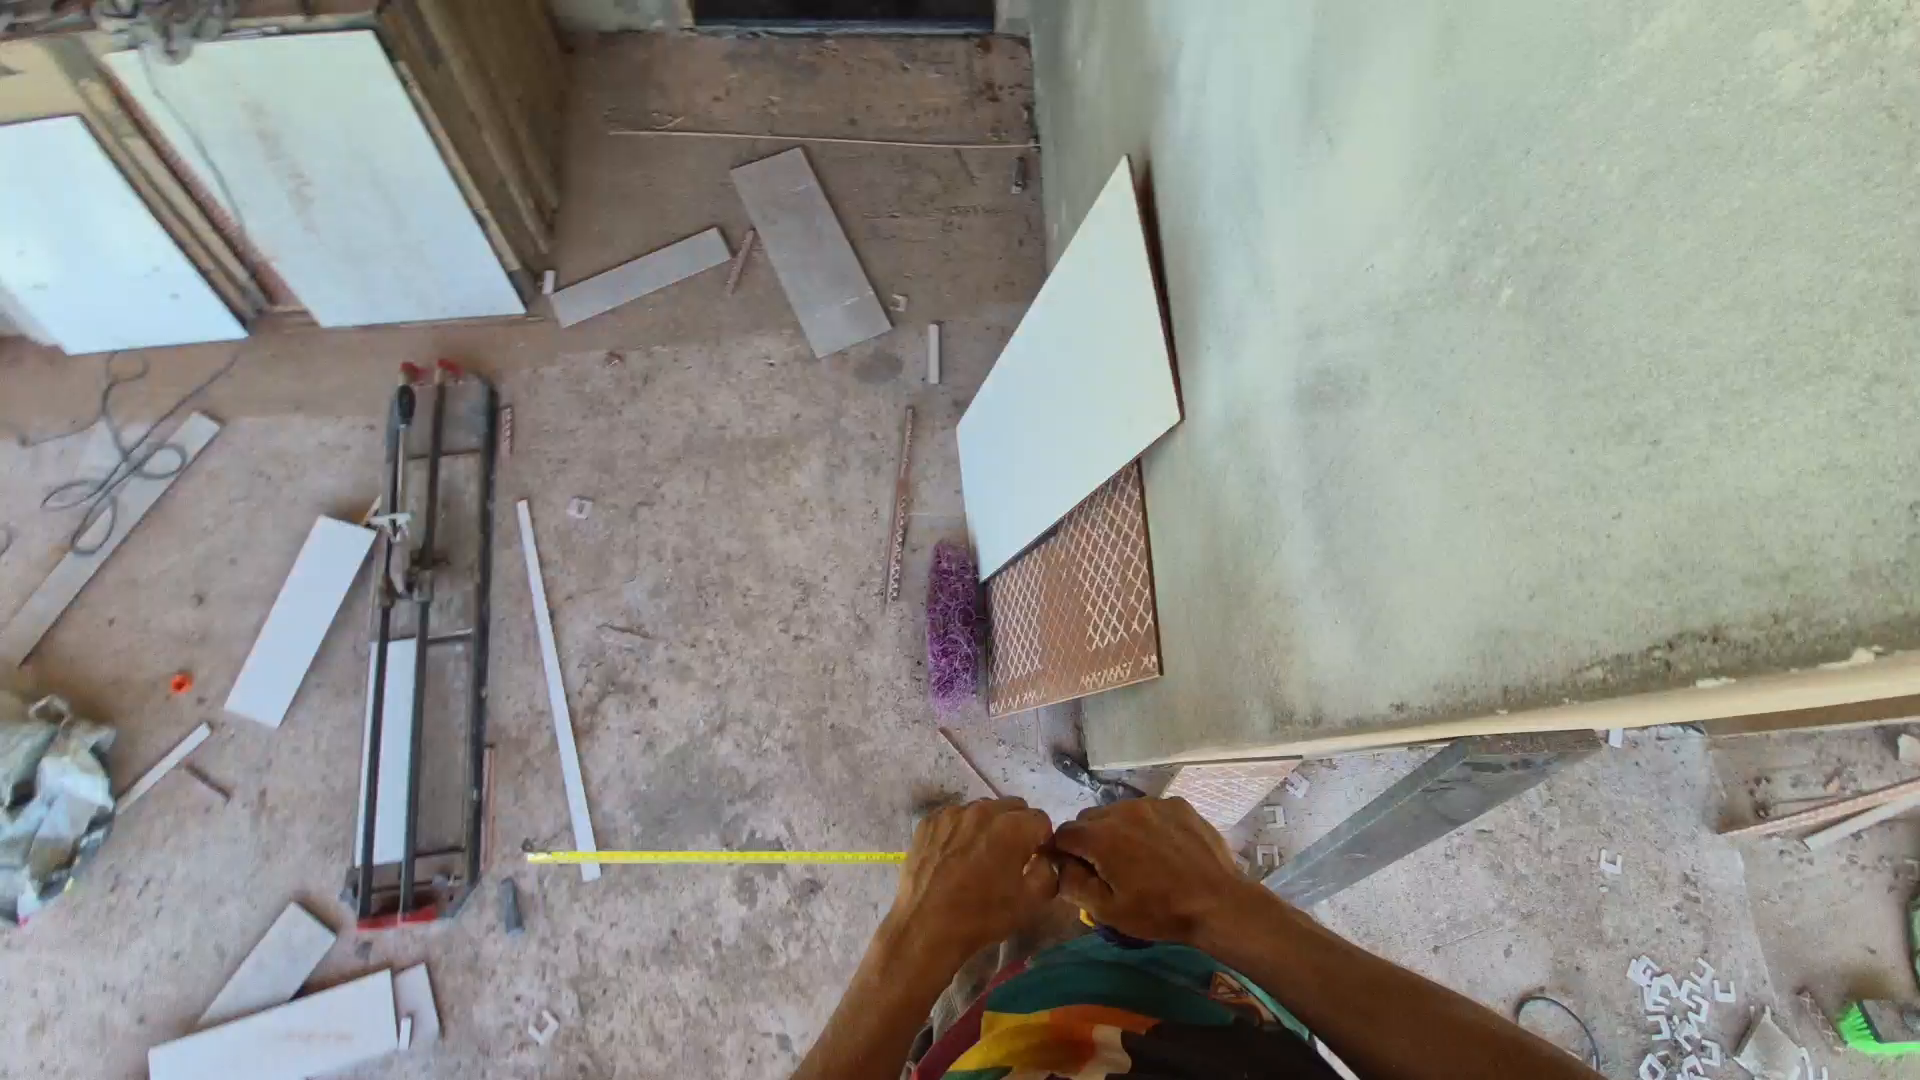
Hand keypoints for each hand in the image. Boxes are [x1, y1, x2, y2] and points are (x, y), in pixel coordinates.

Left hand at [887, 797, 1058, 966]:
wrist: (927, 927)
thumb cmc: (982, 917)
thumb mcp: (1030, 902)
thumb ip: (1048, 872)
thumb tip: (1044, 858)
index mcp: (1012, 827)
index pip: (1041, 819)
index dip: (1041, 840)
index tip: (1033, 859)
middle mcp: (983, 809)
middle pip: (1013, 808)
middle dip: (1017, 828)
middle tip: (1008, 857)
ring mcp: (953, 812)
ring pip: (983, 809)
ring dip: (989, 826)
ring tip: (978, 856)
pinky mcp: (930, 820)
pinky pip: (956, 816)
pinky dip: (961, 829)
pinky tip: (954, 856)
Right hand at [1052, 797, 1260, 943]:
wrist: (1219, 904)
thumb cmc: (1159, 912)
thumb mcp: (1108, 911)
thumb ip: (1073, 884)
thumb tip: (1059, 865)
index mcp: (1101, 835)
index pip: (1064, 834)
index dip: (1066, 854)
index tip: (1080, 872)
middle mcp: (1122, 809)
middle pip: (1090, 819)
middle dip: (1091, 841)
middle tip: (1111, 869)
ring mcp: (1152, 803)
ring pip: (1119, 812)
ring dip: (1119, 830)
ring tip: (1140, 858)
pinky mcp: (1177, 804)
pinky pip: (1149, 810)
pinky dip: (1147, 825)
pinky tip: (1164, 849)